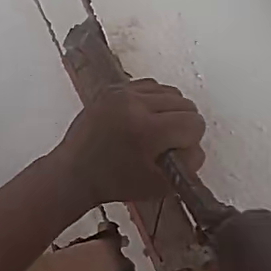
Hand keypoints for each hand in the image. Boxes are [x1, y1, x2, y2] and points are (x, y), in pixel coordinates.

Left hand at [51, 80, 206, 205]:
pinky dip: (152, 100)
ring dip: (169, 111)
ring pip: (169, 92)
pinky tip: (143, 118)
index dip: (191, 142)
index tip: (177, 153)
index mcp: (147, 131)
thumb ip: (189, 165)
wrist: (74, 172)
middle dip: (182, 125)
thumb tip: (196, 146)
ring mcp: (121, 93)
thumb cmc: (115, 183)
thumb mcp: (160, 185)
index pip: (194, 123)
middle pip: (184, 104)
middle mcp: (134, 105)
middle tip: (167, 144)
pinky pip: (148, 86)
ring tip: (155, 131)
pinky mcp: (112, 88)